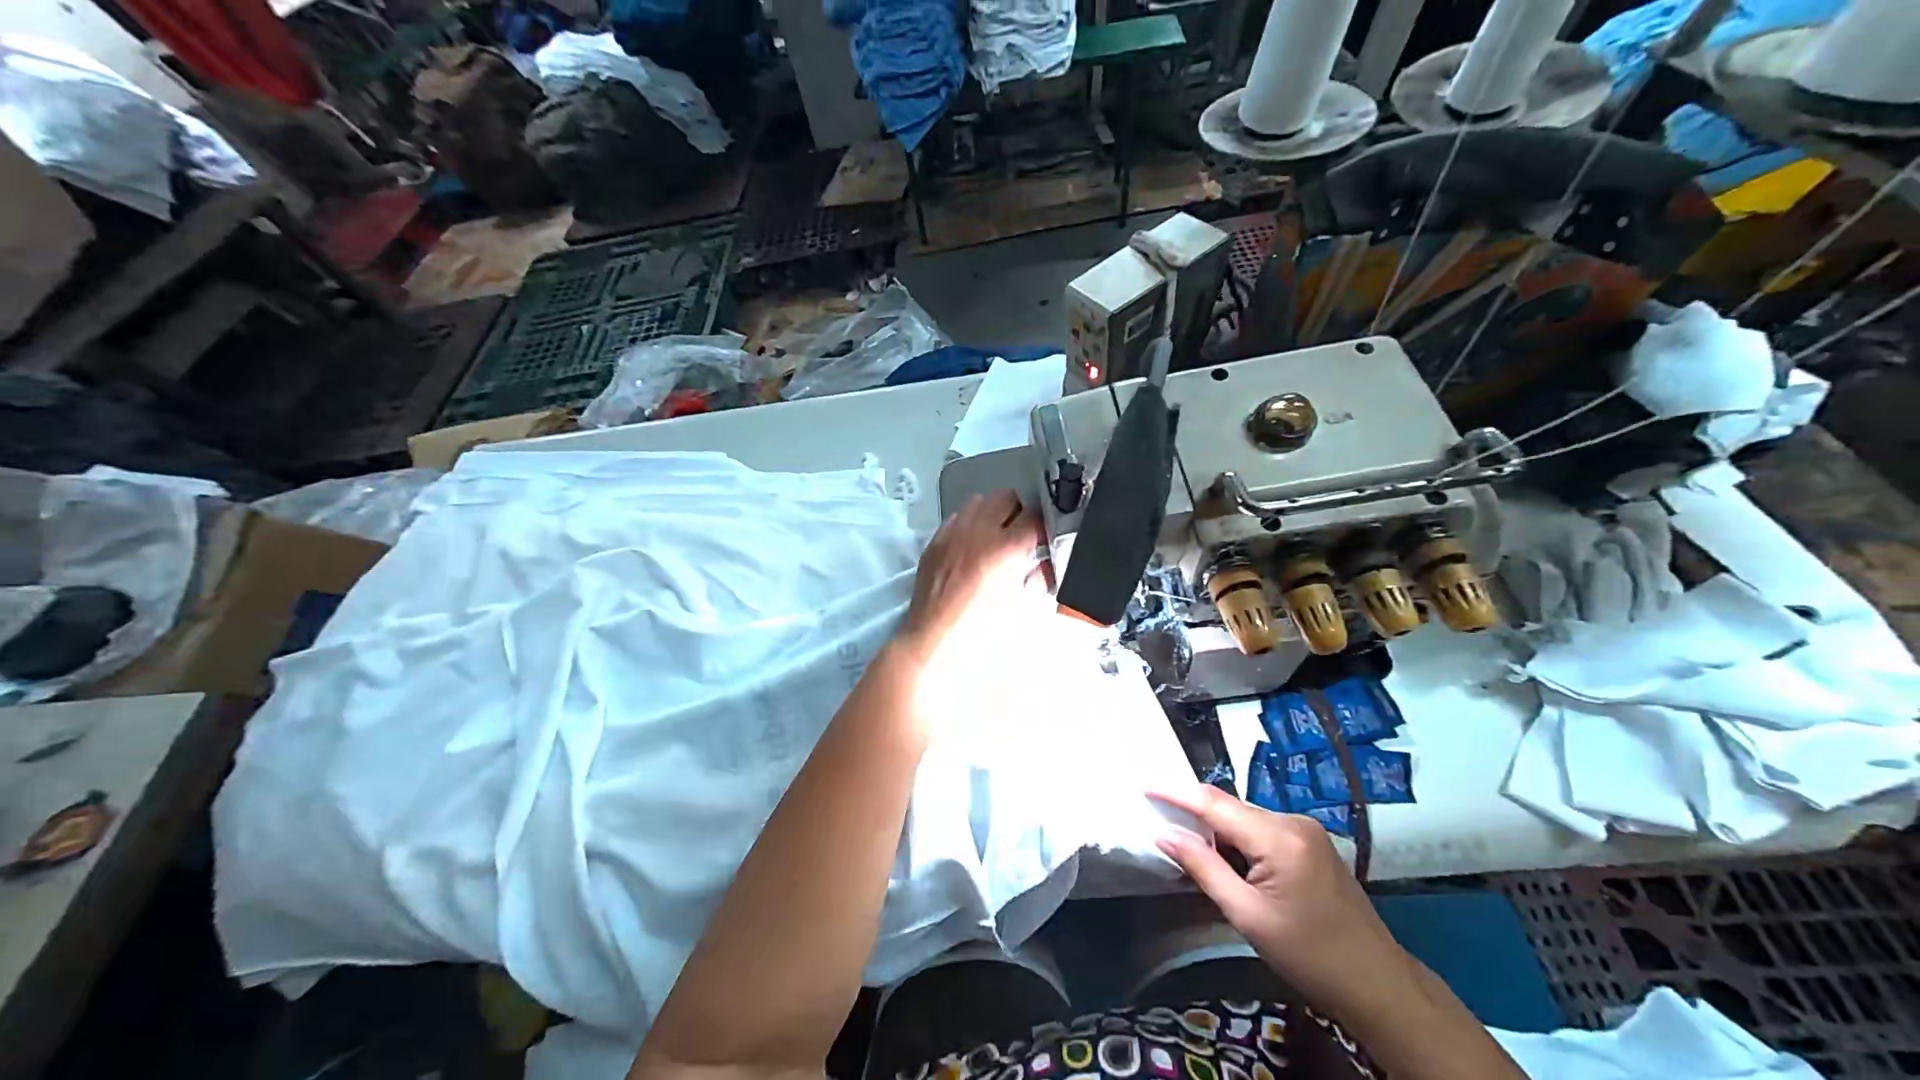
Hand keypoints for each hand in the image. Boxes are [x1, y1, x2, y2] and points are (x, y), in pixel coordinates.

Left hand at [898, 490, 1042, 663]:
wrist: (934, 636)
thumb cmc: (978, 627)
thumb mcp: (1018, 603)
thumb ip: (1038, 577)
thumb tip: (1047, 564)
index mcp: (1005, 548)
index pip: (1035, 517)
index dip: (1044, 526)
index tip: (1044, 537)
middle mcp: (978, 532)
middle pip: (1007, 497)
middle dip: (1019, 512)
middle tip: (1021, 533)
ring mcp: (953, 532)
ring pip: (980, 501)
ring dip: (992, 513)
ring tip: (995, 535)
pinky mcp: (936, 539)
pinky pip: (957, 517)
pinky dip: (969, 524)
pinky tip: (971, 545)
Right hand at [1153, 784, 1416, 1020]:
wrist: (1378, 984)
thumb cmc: (1309, 955)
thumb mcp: (1247, 915)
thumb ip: (1203, 868)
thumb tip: (1165, 835)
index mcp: (1278, 837)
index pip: (1214, 803)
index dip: (1176, 793)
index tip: (1144, 787)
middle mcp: (1293, 821)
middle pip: (1230, 808)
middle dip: (1195, 816)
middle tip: (1162, 829)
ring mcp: (1307, 830)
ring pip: (1246, 819)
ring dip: (1218, 831)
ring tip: (1191, 851)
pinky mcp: (1312, 843)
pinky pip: (1263, 830)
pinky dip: (1239, 841)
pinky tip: (1229, 863)